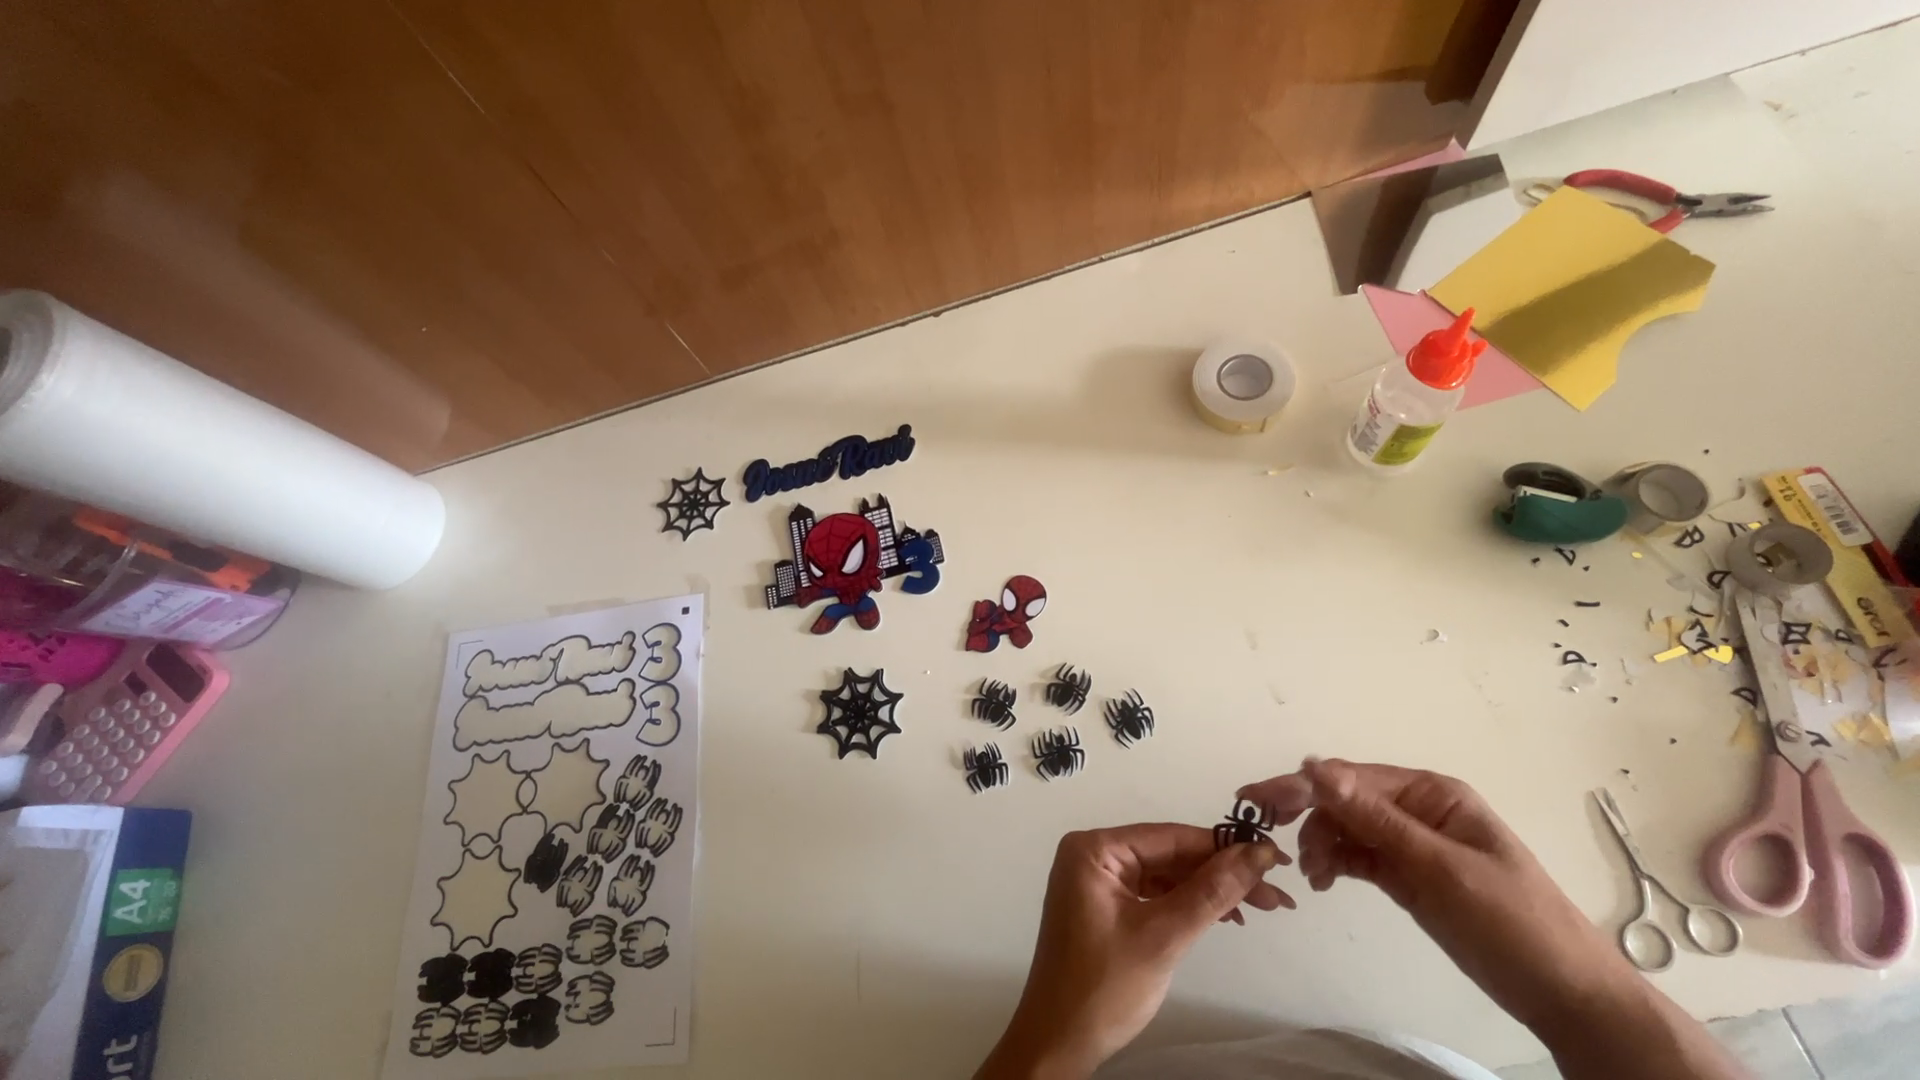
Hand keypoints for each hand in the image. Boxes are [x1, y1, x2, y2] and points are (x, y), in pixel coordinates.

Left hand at [976, 824, 1290, 1079]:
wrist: (1058, 1041)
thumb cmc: (1104, 987)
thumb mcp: (1163, 936)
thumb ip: (1211, 891)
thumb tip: (1257, 853)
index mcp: (1094, 849)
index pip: (1170, 837)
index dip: (1224, 847)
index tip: (1274, 858)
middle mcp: (1093, 855)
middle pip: (1170, 854)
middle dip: (1222, 873)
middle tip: (1277, 893)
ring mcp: (1098, 881)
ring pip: (1166, 874)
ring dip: (1211, 890)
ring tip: (1263, 906)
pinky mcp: (1105, 905)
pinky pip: (1154, 893)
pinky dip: (1188, 904)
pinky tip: (1223, 915)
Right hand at [1237, 760, 1628, 1033]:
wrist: (1563, 993)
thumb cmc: (1512, 922)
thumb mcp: (1441, 867)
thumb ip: (1376, 819)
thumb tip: (1315, 768)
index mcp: (1431, 793)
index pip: (1352, 778)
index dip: (1303, 785)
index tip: (1259, 801)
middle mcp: (1416, 809)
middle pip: (1343, 799)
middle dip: (1304, 812)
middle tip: (1264, 830)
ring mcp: (1410, 843)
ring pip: (1345, 828)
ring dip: (1320, 843)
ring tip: (1315, 876)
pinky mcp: (1406, 875)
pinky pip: (1357, 855)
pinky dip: (1335, 863)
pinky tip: (1325, 881)